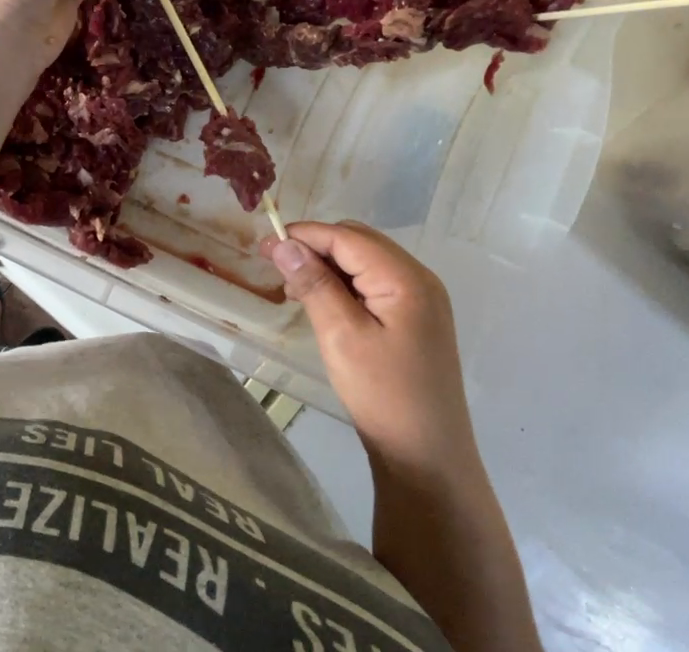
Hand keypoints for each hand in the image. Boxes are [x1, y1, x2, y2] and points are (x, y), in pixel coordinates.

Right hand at [260, 221, 478, 474]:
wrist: (426, 452)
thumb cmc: (383, 393)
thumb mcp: (341, 335)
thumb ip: (314, 284)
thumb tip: (283, 244)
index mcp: (406, 279)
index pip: (347, 237)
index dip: (304, 235)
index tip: (262, 247)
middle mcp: (419, 279)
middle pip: (358, 242)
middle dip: (315, 247)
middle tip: (275, 268)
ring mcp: (420, 299)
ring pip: (364, 261)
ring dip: (327, 265)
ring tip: (293, 288)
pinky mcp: (414, 318)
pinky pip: (373, 282)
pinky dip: (343, 283)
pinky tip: (321, 303)